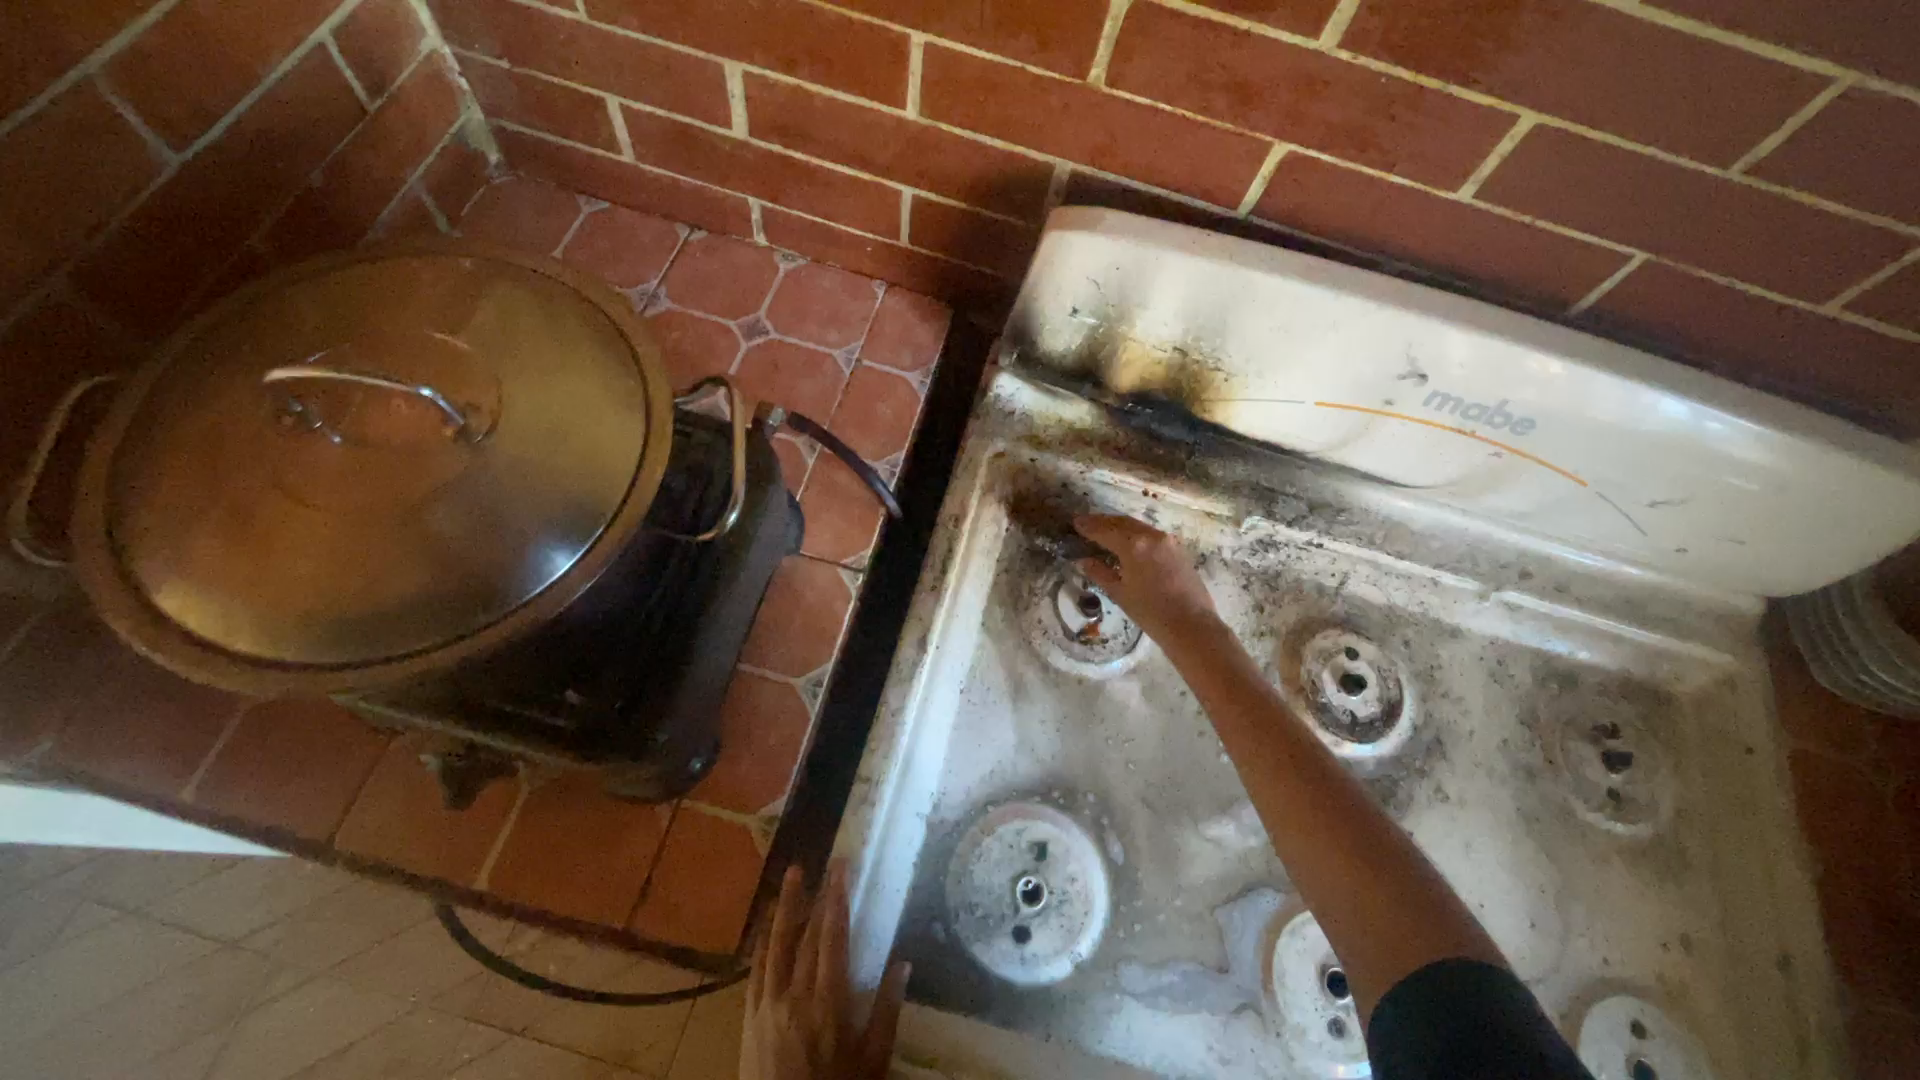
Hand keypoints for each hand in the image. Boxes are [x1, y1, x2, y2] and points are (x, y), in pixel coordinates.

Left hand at [742, 862, 910, 1079]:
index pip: (833, 938)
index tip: (842, 869)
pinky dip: (762, 943)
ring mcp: (767, 1005)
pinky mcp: (749, 1018)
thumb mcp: (872, 1061)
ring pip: (776, 945)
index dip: (837, 900)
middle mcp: (795, 995)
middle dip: (817, 896)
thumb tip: (903, 964)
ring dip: (786, 906)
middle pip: (806, 935)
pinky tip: (767, 925)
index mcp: (829, 1003)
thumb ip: (886, 1011)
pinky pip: (756, 971)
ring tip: (793, 874)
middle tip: (825, 862)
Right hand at [1073, 514, 1218, 642]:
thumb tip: (1084, 561)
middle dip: (1103, 521)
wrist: (1191, 625)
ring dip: (1120, 526)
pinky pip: (1151, 534)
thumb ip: (1100, 573)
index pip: (1105, 530)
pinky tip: (1129, 541)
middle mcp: (1151, 536)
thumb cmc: (1151, 612)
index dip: (1088, 526)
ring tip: (1105, 529)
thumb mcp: (1120, 593)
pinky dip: (1135, 533)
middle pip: (1122, 522)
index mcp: (1134, 545)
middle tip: (1087, 522)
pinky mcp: (1178, 549)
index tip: (1075, 522)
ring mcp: (1168, 541)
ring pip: (1138, 526)